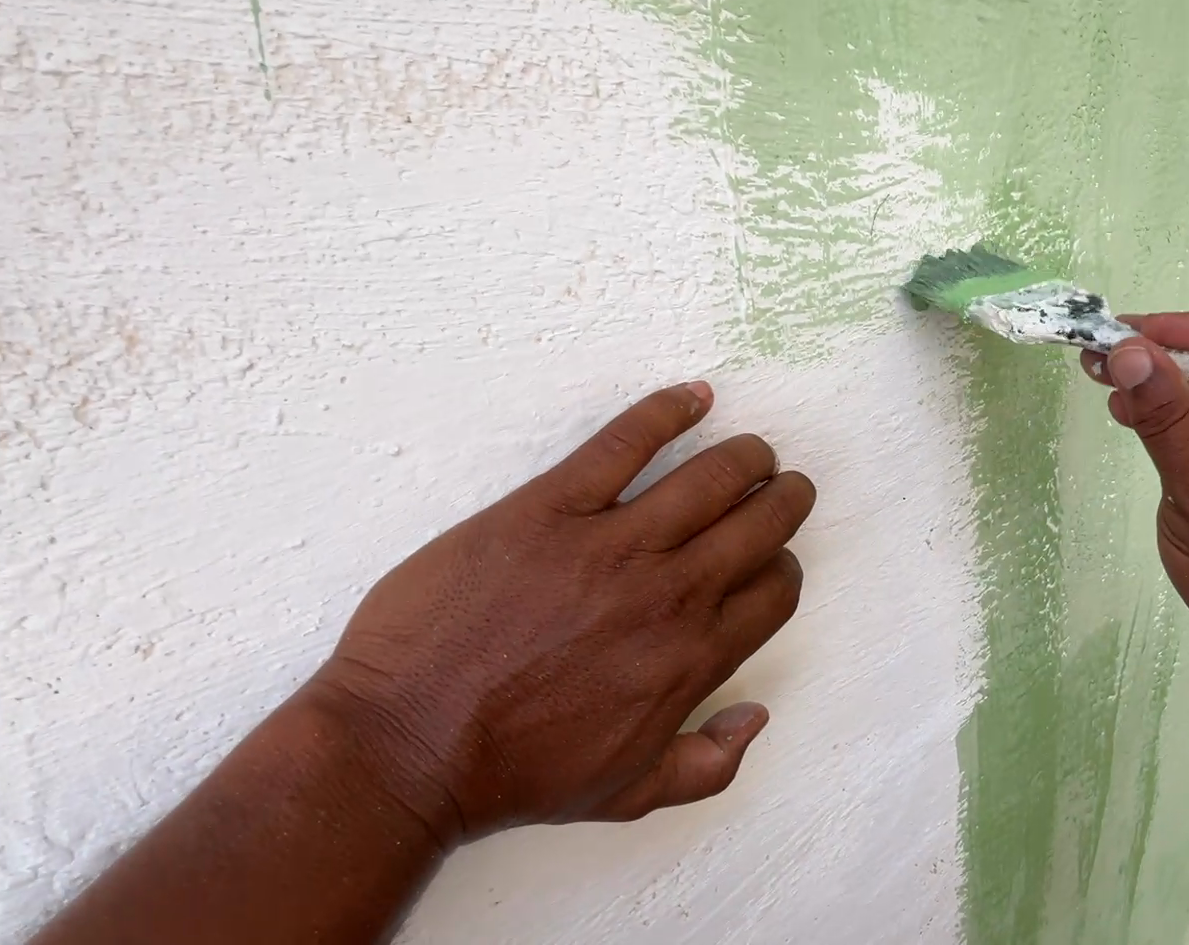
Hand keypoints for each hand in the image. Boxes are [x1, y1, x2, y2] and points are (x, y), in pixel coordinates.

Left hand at [305, 382, 815, 843]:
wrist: (402, 747)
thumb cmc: (513, 773)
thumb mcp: (626, 793)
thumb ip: (707, 764)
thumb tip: (758, 716)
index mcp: (693, 656)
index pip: (776, 589)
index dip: (784, 568)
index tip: (770, 561)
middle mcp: (671, 592)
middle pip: (762, 522)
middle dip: (786, 499)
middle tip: (784, 487)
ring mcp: (613, 544)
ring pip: (714, 474)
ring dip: (749, 455)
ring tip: (753, 451)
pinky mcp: (552, 507)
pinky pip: (625, 441)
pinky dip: (669, 410)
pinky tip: (695, 396)